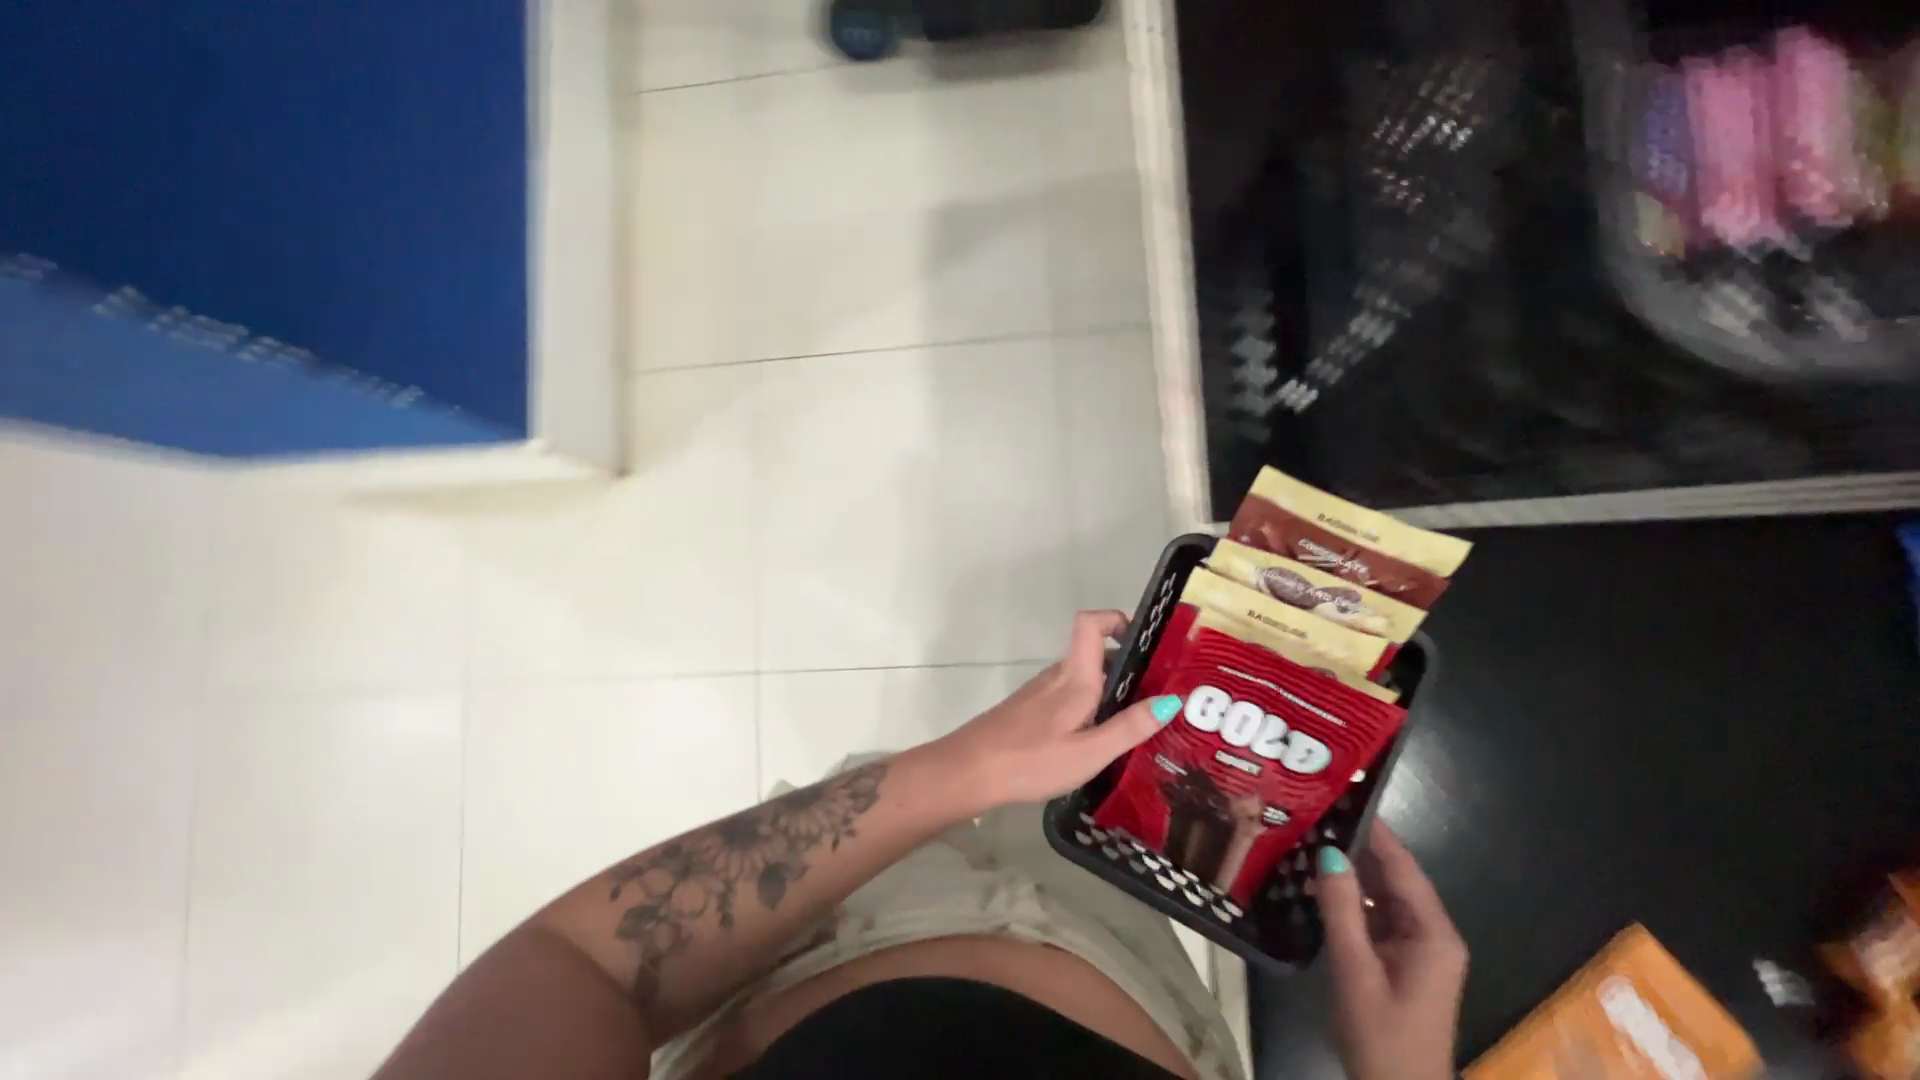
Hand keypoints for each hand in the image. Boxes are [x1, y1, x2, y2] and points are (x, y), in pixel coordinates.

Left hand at [933, 610, 1179, 811]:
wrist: (968, 773)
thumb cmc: (1031, 760)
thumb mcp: (1089, 752)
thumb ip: (1129, 727)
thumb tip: (1173, 699)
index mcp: (1074, 677)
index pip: (1090, 623)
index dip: (1116, 619)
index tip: (1145, 643)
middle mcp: (1057, 676)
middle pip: (1093, 653)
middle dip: (1127, 666)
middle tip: (1160, 696)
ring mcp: (1040, 693)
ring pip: (1082, 678)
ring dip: (1109, 689)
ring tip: (1137, 724)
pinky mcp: (1029, 711)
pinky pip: (1068, 696)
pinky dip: (1089, 707)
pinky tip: (1098, 740)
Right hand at [1318, 822, 1467, 1079]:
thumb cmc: (1382, 1035)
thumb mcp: (1356, 971)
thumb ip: (1342, 910)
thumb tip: (1330, 852)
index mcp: (1433, 933)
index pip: (1403, 866)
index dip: (1374, 831)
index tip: (1342, 796)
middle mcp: (1431, 934)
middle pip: (1394, 878)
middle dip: (1357, 848)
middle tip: (1313, 816)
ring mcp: (1417, 949)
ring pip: (1382, 898)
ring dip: (1349, 875)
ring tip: (1307, 843)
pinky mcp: (1400, 963)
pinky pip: (1375, 918)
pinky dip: (1349, 902)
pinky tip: (1316, 888)